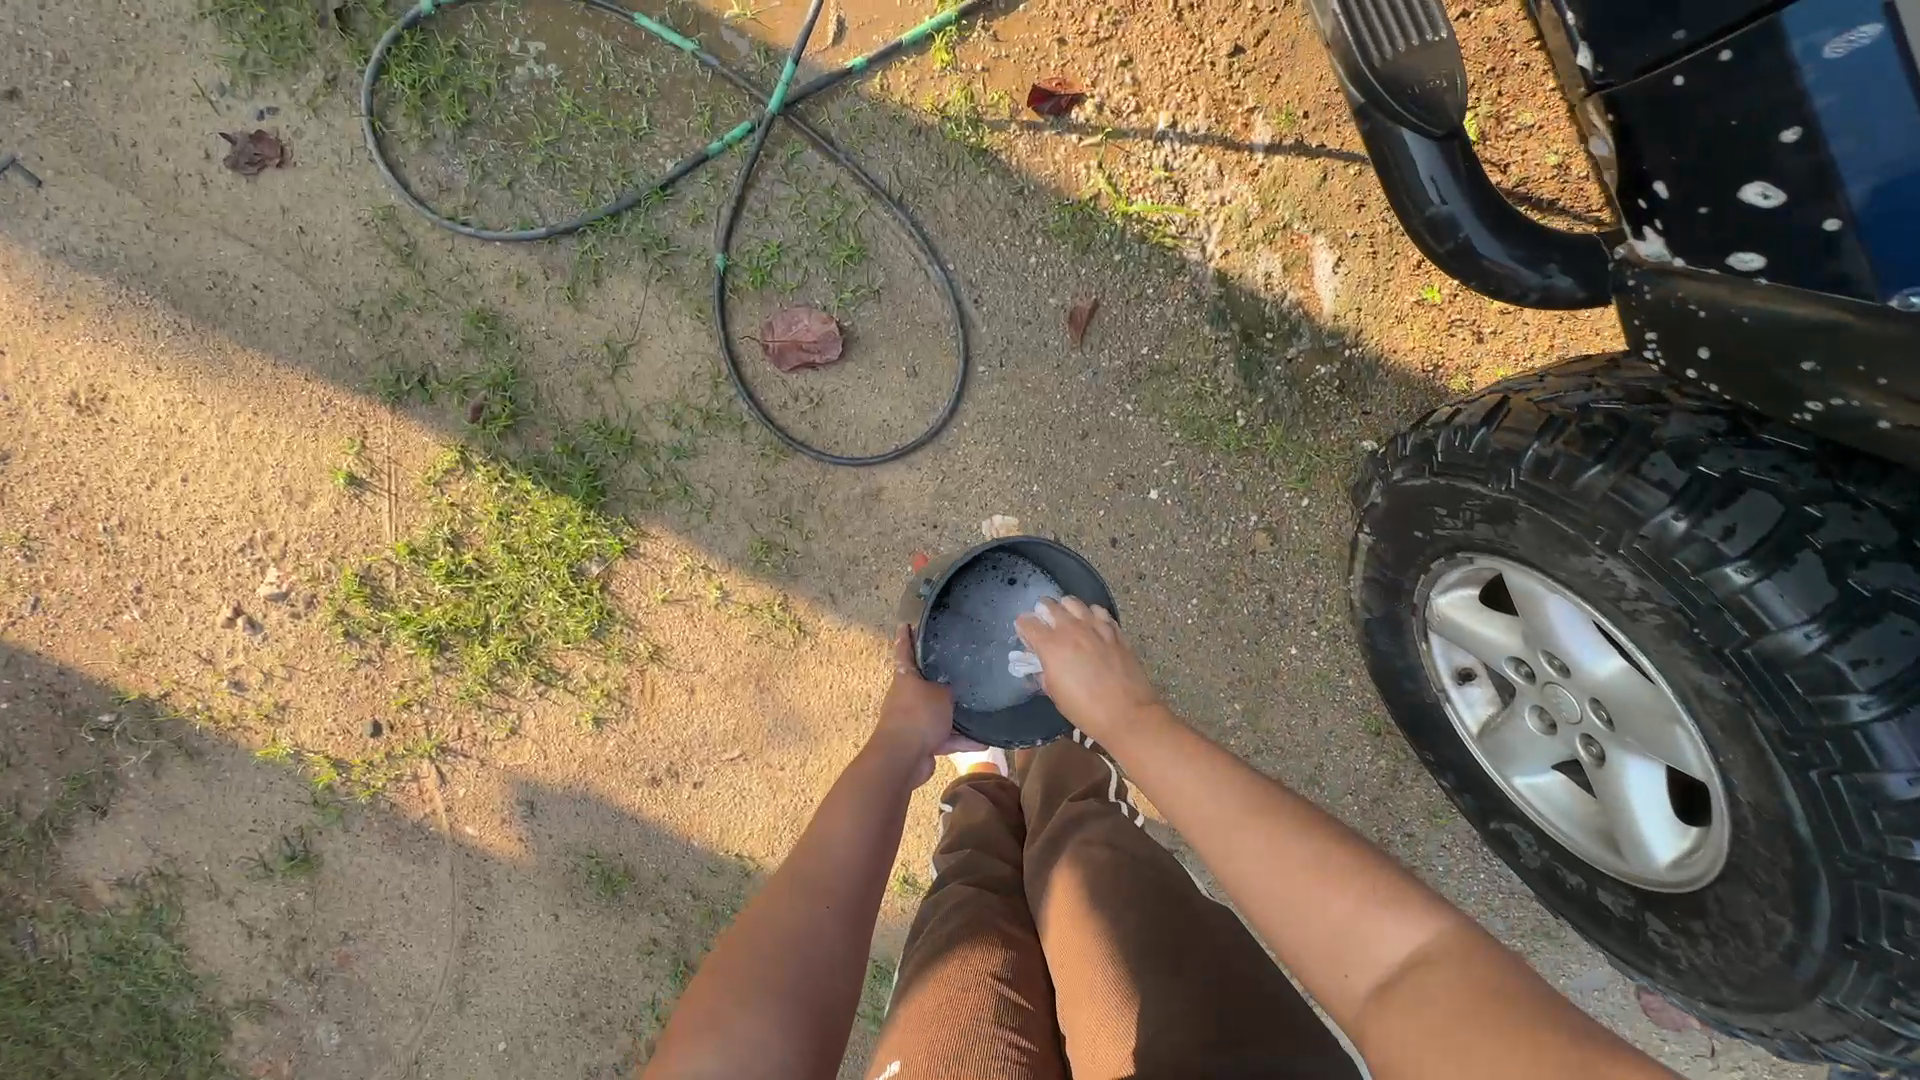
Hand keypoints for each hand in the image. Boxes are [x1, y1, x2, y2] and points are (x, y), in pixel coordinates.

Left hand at [868, 625, 982, 786]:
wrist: (903, 757)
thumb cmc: (919, 715)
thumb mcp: (941, 694)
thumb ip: (949, 689)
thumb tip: (953, 688)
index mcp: (906, 679)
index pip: (904, 652)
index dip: (905, 637)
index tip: (905, 624)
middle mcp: (907, 698)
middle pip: (924, 684)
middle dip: (940, 680)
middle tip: (960, 670)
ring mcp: (913, 722)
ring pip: (938, 714)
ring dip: (956, 717)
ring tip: (979, 712)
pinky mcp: (922, 743)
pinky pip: (945, 738)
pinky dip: (961, 740)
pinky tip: (983, 742)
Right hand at [1014, 597, 1162, 740]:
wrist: (1126, 713)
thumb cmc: (1085, 709)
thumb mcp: (1055, 693)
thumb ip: (1044, 672)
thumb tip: (1043, 663)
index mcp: (1051, 645)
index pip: (1027, 622)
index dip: (1023, 628)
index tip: (1027, 637)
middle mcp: (1071, 629)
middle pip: (1049, 605)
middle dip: (1042, 612)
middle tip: (1045, 626)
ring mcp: (1096, 627)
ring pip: (1074, 602)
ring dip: (1066, 609)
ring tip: (1068, 621)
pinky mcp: (1115, 631)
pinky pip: (1099, 612)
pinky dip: (1091, 615)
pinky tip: (1092, 626)